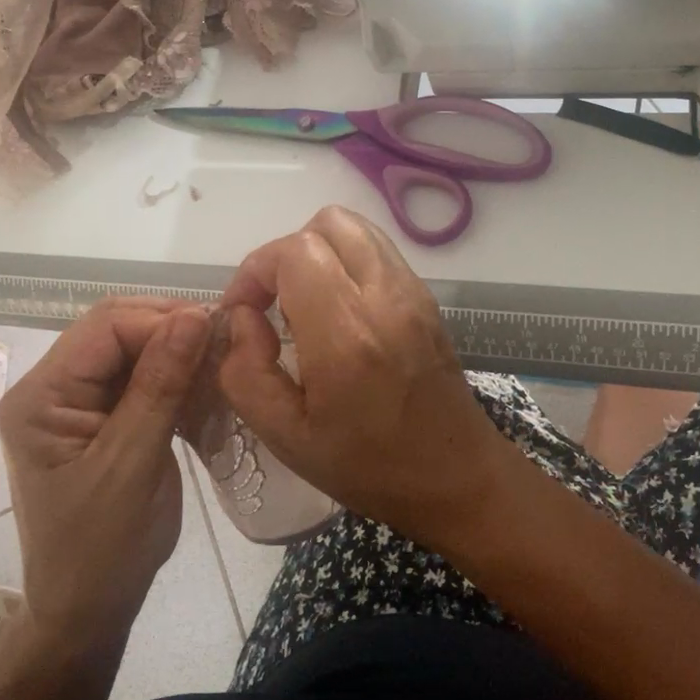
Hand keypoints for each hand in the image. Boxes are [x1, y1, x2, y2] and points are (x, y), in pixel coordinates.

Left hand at [0, 299, 211, 634]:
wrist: (89, 609)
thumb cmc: (102, 547)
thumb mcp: (132, 464)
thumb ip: (160, 386)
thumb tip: (196, 315)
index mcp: (41, 397)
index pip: (105, 327)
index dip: (162, 320)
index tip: (218, 332)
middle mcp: (52, 389)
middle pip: (116, 330)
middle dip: (171, 329)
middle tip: (225, 343)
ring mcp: (77, 404)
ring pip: (133, 350)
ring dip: (177, 351)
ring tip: (221, 361)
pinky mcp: (103, 418)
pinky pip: (142, 377)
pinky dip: (176, 376)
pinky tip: (205, 384)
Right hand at [217, 206, 512, 543]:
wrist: (458, 477)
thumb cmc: (370, 467)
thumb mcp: (287, 439)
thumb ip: (246, 373)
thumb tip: (241, 319)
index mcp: (347, 335)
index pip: (294, 252)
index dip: (255, 271)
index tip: (243, 313)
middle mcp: (385, 297)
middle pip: (327, 223)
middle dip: (285, 254)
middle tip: (272, 304)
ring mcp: (413, 292)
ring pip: (356, 228)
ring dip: (318, 252)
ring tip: (304, 305)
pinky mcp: (426, 298)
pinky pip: (378, 251)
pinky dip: (347, 263)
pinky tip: (339, 314)